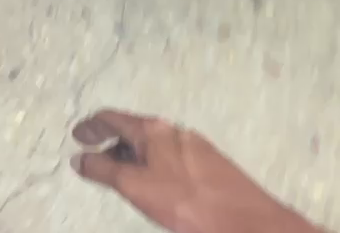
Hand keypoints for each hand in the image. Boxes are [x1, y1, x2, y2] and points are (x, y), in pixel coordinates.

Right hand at [70, 109, 320, 232]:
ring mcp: (203, 152)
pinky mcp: (222, 172)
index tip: (77, 140)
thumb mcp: (134, 186)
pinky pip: (178, 163)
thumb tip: (78, 159)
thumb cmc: (190, 204)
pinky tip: (166, 194)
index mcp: (153, 129)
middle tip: (102, 166)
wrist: (261, 232)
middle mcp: (176, 132)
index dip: (90, 128)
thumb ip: (101, 170)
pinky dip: (160, 171)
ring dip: (138, 161)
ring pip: (158, 149)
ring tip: (132, 183)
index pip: (110, 118)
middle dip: (114, 148)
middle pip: (135, 133)